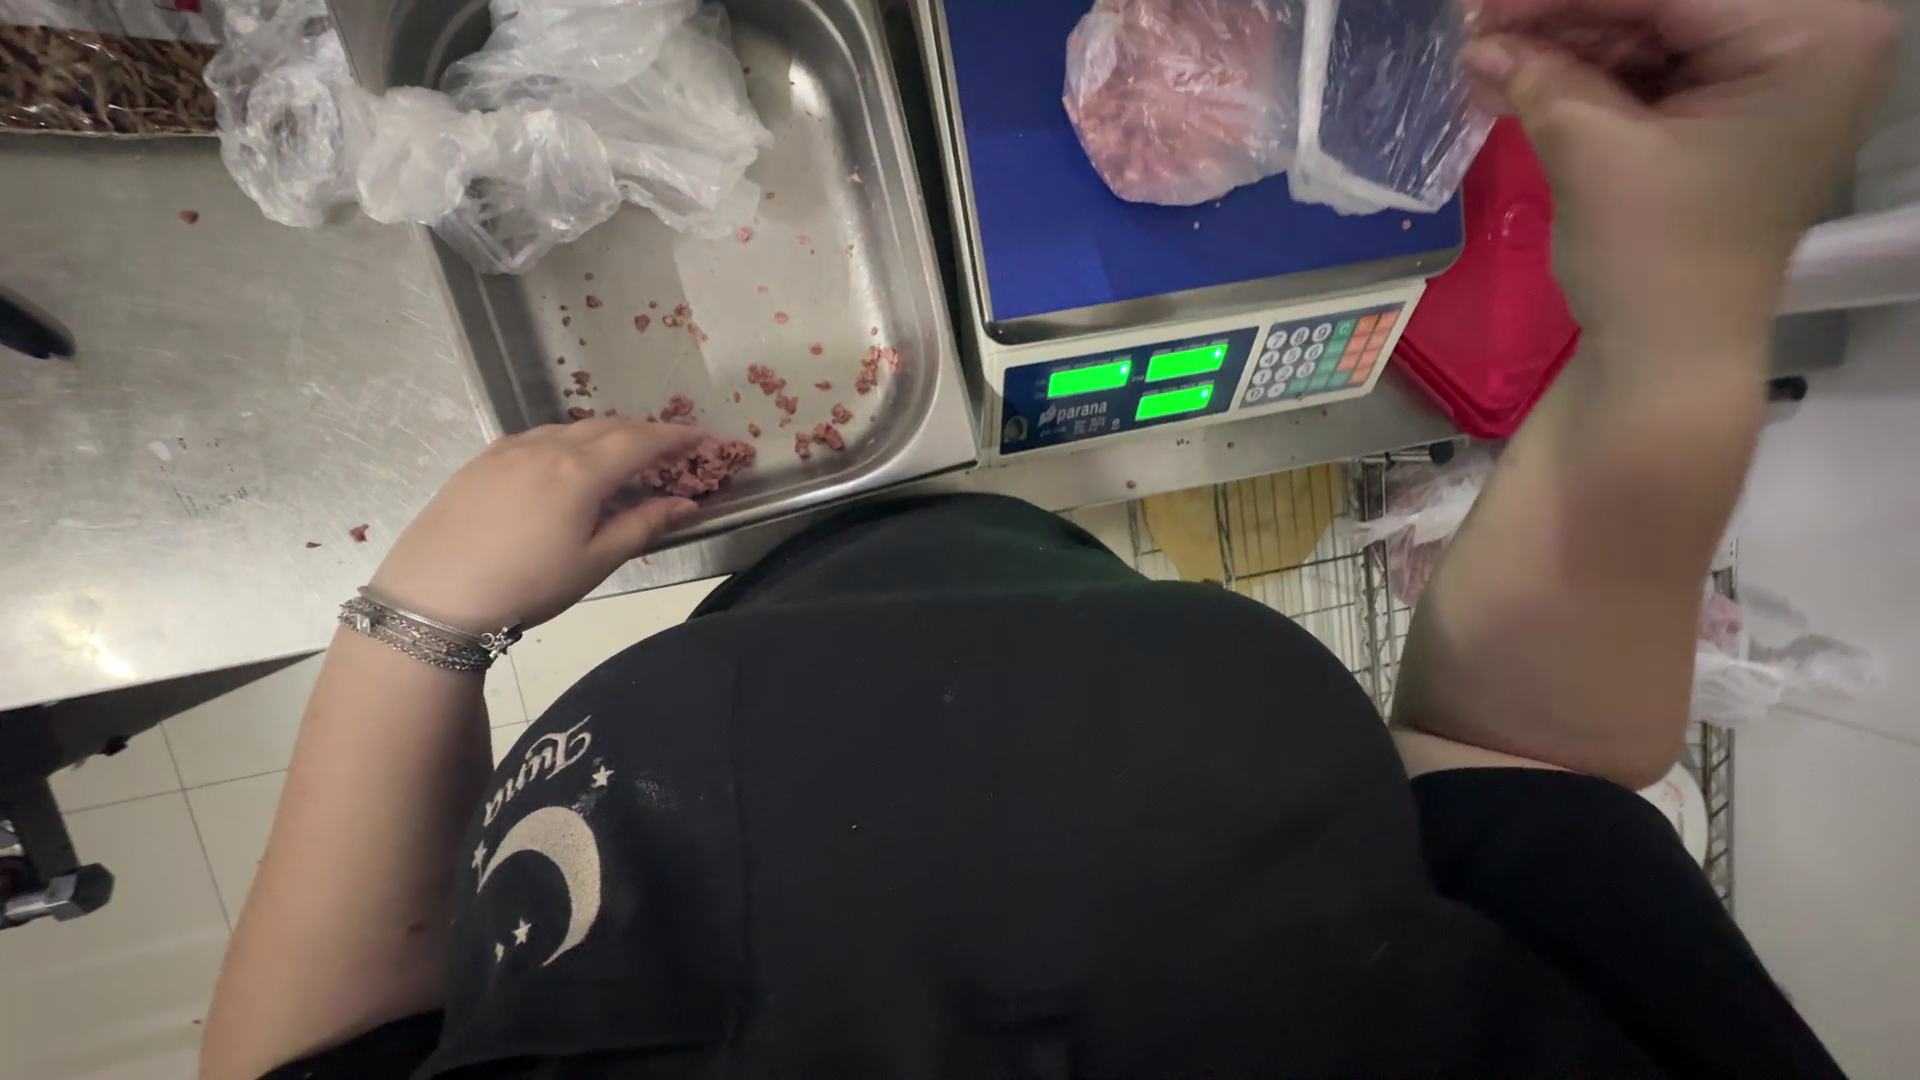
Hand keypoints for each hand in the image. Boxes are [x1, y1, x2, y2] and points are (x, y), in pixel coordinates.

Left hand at [369, 417, 706, 633]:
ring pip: (572, 428)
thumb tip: (687, 503)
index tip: (706, 439)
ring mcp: (509, 450)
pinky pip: (539, 437)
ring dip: (607, 436)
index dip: (679, 437)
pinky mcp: (481, 461)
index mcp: (581, 471)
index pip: (643, 440)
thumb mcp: (596, 561)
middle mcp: (547, 447)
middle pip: (609, 426)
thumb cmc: (528, 585)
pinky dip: (569, 442)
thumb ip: (645, 525)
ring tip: (623, 461)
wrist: (433, 599)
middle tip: (671, 453)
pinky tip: (568, 467)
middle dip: (647, 434)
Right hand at [1460, 0, 1897, 346]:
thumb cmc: (1652, 261)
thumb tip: (1479, 42)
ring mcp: (1759, 70)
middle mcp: (1804, 32)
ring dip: (1557, 43)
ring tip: (1479, 55)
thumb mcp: (1597, 161)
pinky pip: (1638, 70)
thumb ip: (1543, 86)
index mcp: (1815, 30)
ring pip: (1643, 28)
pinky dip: (1572, 76)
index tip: (1485, 3)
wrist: (1666, 348)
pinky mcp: (1715, 106)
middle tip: (1477, 25)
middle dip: (1561, 14)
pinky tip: (1509, 77)